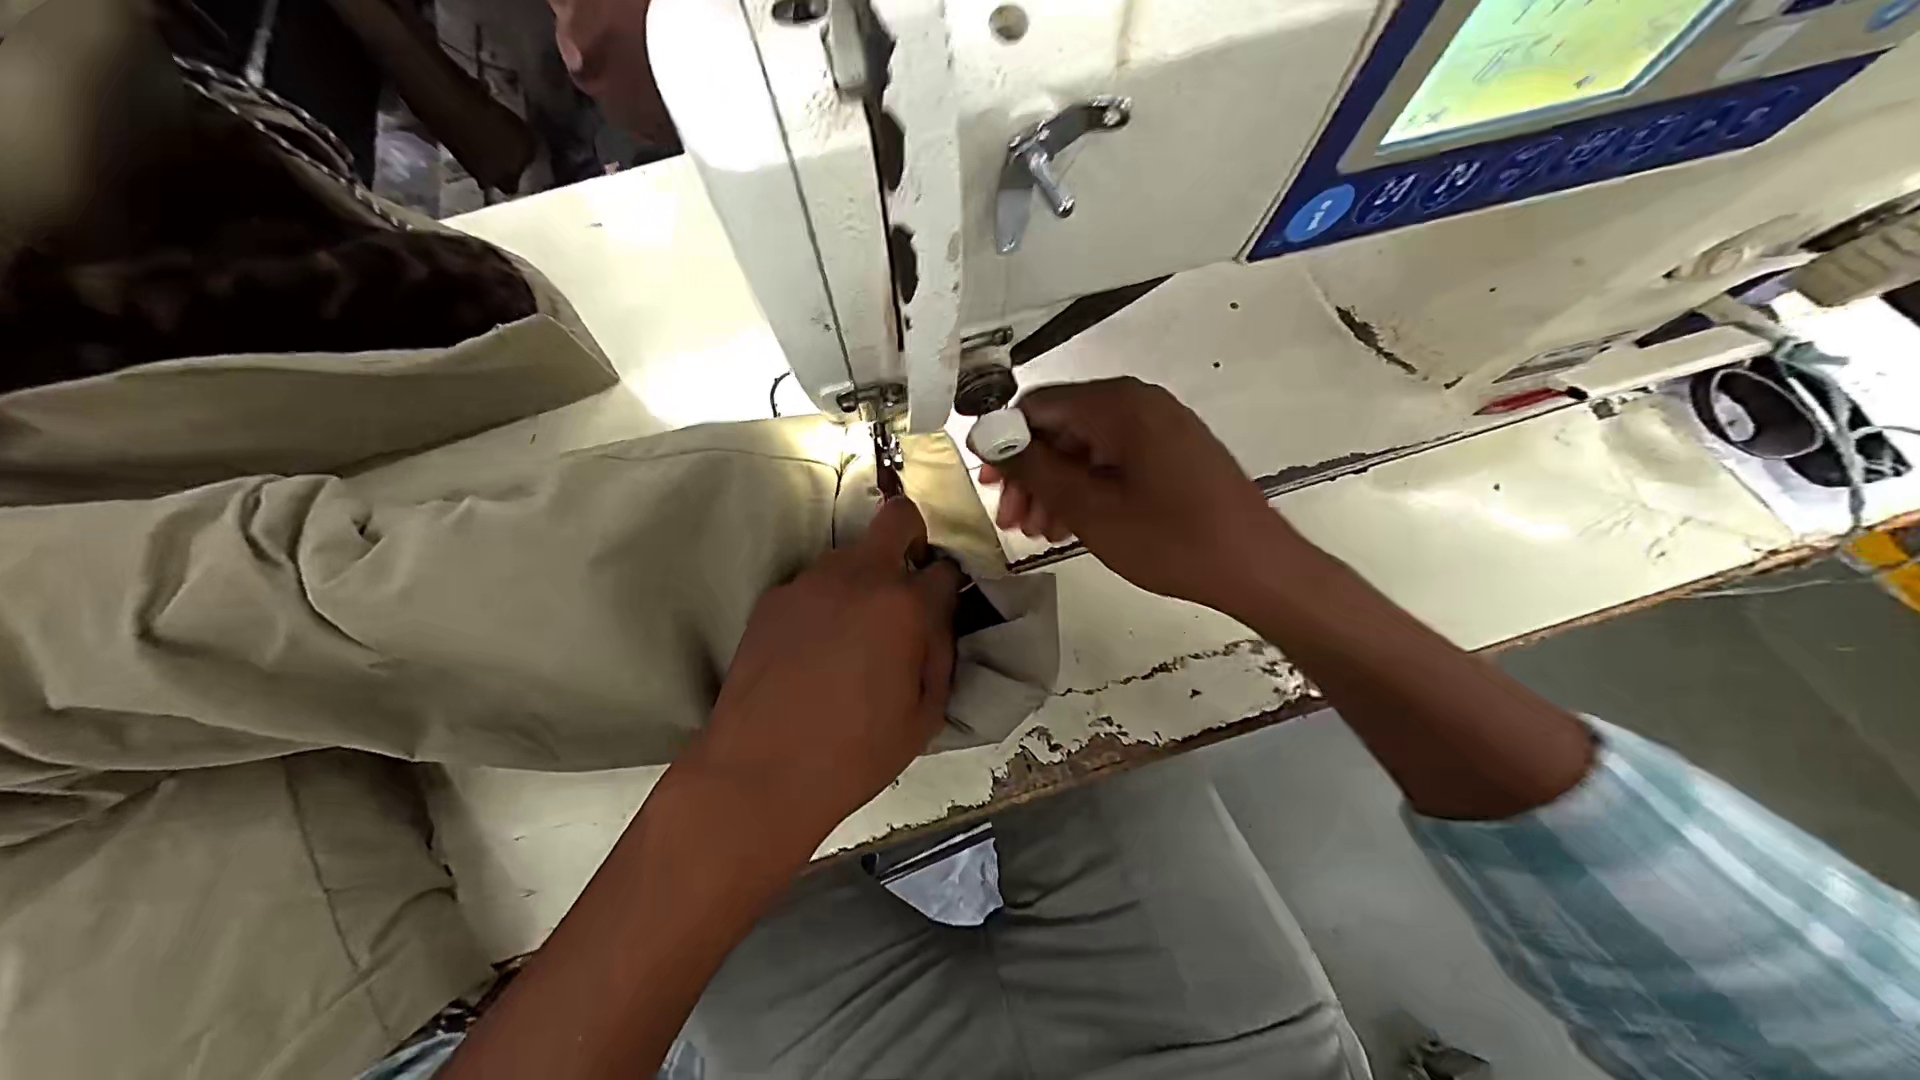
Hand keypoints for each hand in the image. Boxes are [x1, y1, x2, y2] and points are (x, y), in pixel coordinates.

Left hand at [681, 497, 964, 841]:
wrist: (759, 771)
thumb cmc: (855, 752)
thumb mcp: (925, 714)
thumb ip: (940, 654)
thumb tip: (938, 621)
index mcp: (904, 606)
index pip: (946, 569)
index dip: (951, 588)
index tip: (944, 607)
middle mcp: (857, 577)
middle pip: (898, 517)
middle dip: (914, 536)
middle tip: (908, 584)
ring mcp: (809, 582)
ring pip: (850, 554)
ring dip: (864, 579)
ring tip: (854, 632)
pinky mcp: (773, 598)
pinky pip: (813, 585)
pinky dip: (826, 602)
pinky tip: (814, 649)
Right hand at [981, 377, 1304, 611]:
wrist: (1256, 567)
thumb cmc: (1171, 539)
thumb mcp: (1090, 507)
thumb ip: (1033, 468)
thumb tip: (989, 439)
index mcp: (1118, 405)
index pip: (1038, 406)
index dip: (1004, 441)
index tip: (988, 483)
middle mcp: (1139, 404)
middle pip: (1061, 428)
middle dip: (1030, 474)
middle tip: (1012, 518)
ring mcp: (1160, 428)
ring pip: (1086, 449)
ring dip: (1057, 487)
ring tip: (1040, 532)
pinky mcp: (1173, 453)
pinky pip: (1114, 461)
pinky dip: (1088, 489)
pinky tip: (1074, 526)